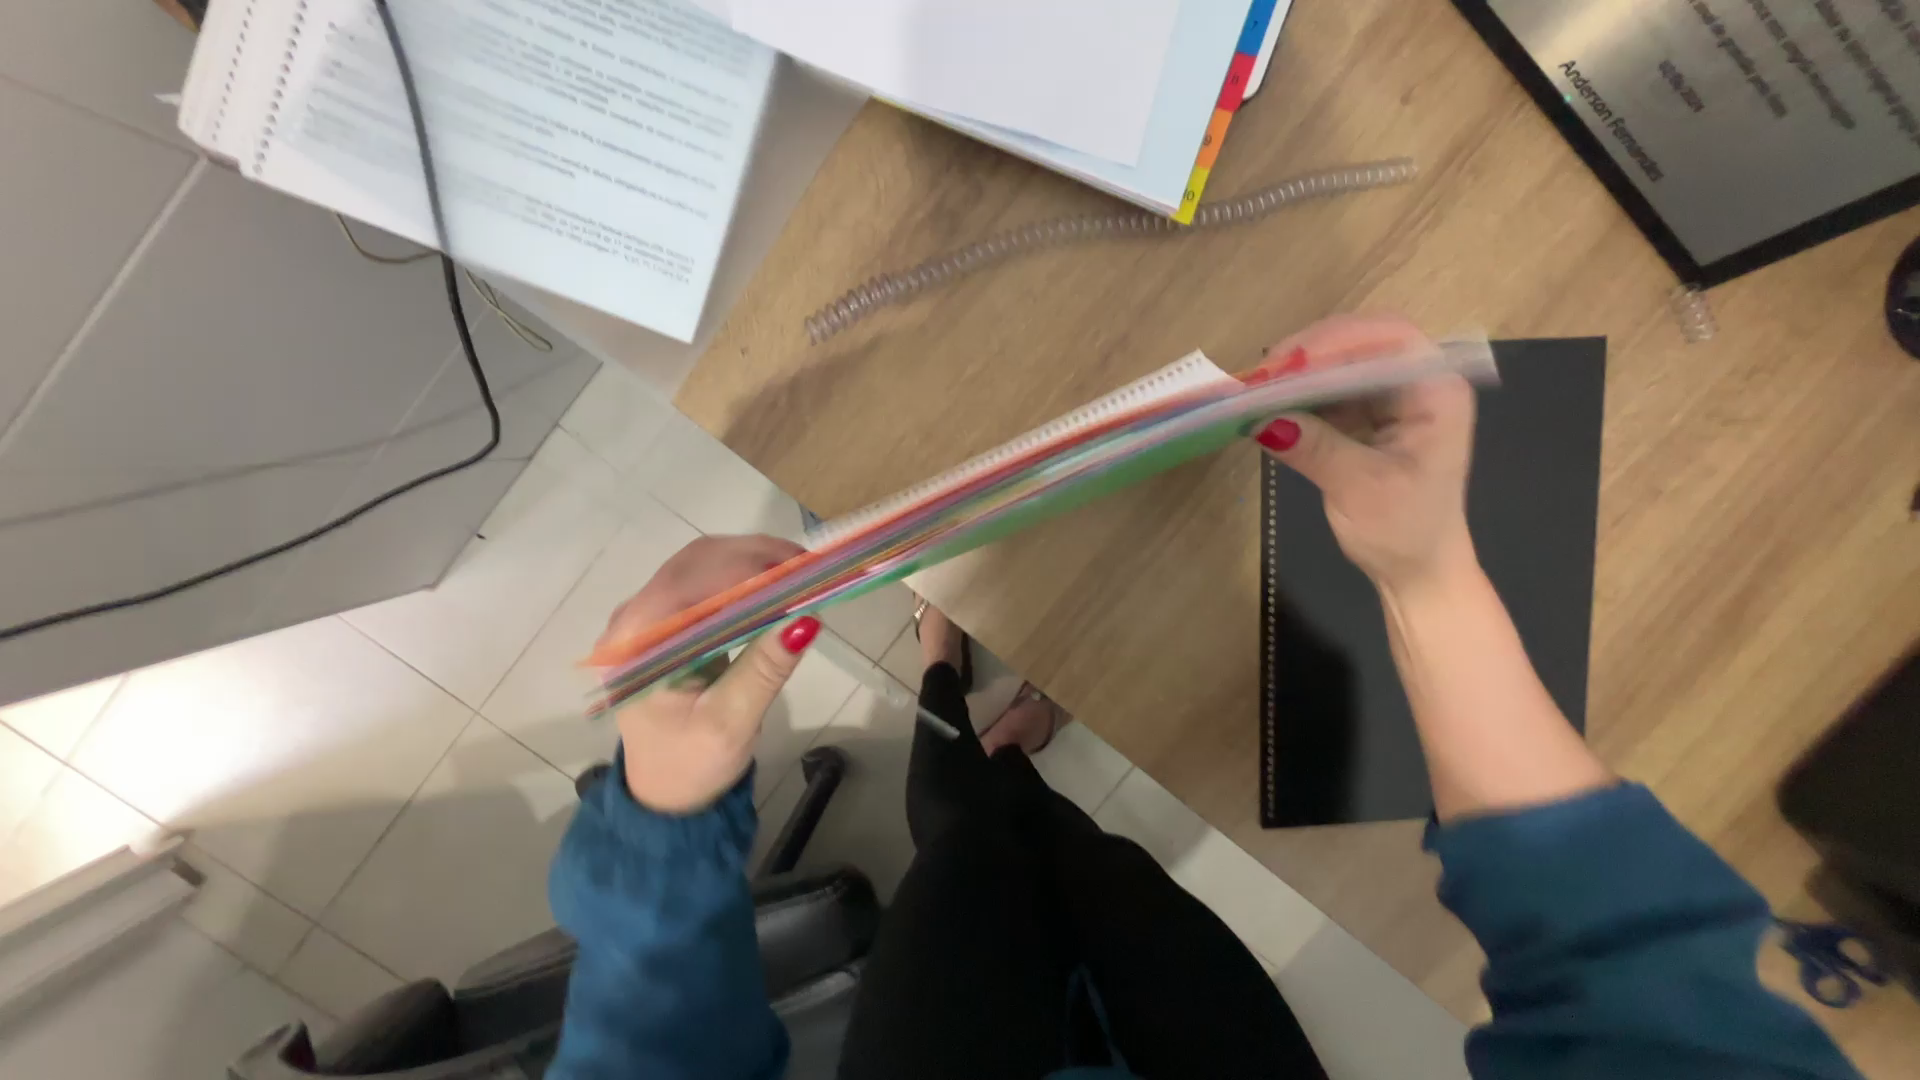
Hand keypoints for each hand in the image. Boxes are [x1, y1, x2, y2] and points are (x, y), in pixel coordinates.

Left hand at [592, 534, 817, 813]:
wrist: (667, 795)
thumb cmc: (693, 764)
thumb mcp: (731, 723)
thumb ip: (764, 669)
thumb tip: (806, 619)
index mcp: (635, 645)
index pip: (689, 583)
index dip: (745, 567)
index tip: (799, 569)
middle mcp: (633, 620)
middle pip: (696, 562)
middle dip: (755, 556)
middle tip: (810, 567)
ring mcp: (648, 617)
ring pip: (703, 564)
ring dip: (752, 560)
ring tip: (801, 571)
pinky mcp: (668, 621)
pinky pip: (707, 581)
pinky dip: (745, 575)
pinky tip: (778, 584)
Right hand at [1249, 315, 1477, 594]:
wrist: (1417, 569)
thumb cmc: (1404, 531)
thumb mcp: (1360, 489)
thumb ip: (1316, 449)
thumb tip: (1261, 420)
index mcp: (1436, 393)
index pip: (1389, 340)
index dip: (1336, 342)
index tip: (1286, 365)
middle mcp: (1416, 384)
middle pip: (1361, 343)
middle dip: (1309, 354)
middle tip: (1261, 377)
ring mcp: (1389, 398)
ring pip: (1339, 364)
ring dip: (1297, 374)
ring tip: (1256, 390)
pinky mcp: (1365, 415)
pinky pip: (1327, 391)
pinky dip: (1297, 395)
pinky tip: (1268, 405)